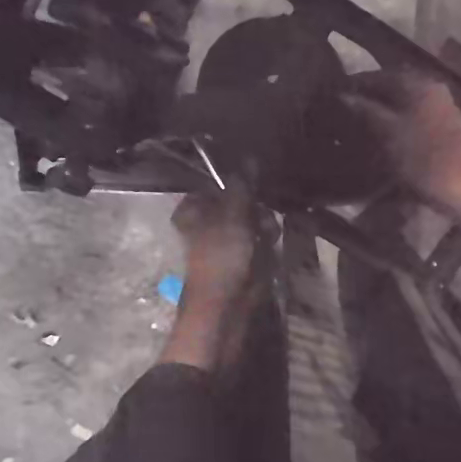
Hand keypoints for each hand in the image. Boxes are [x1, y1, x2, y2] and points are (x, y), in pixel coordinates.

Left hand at [171, 181, 256, 298]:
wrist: (226, 306)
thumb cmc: (221, 257)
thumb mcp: (232, 215)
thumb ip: (242, 186)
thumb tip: (249, 156)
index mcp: (193, 208)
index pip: (219, 182)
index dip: (239, 183)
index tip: (255, 185)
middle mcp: (207, 220)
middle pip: (241, 199)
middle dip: (256, 209)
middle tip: (258, 220)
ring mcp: (226, 239)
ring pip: (254, 218)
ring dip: (264, 226)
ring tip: (264, 238)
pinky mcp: (243, 255)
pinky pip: (260, 238)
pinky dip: (266, 242)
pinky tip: (267, 249)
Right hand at [344, 73, 460, 213]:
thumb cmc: (422, 155)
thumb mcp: (386, 131)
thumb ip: (364, 109)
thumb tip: (342, 95)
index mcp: (419, 84)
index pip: (380, 75)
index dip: (356, 83)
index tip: (334, 93)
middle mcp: (431, 89)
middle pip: (393, 87)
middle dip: (369, 97)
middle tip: (343, 109)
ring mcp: (440, 109)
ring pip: (402, 103)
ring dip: (381, 111)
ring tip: (357, 123)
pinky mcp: (443, 129)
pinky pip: (411, 118)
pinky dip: (393, 123)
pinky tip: (379, 135)